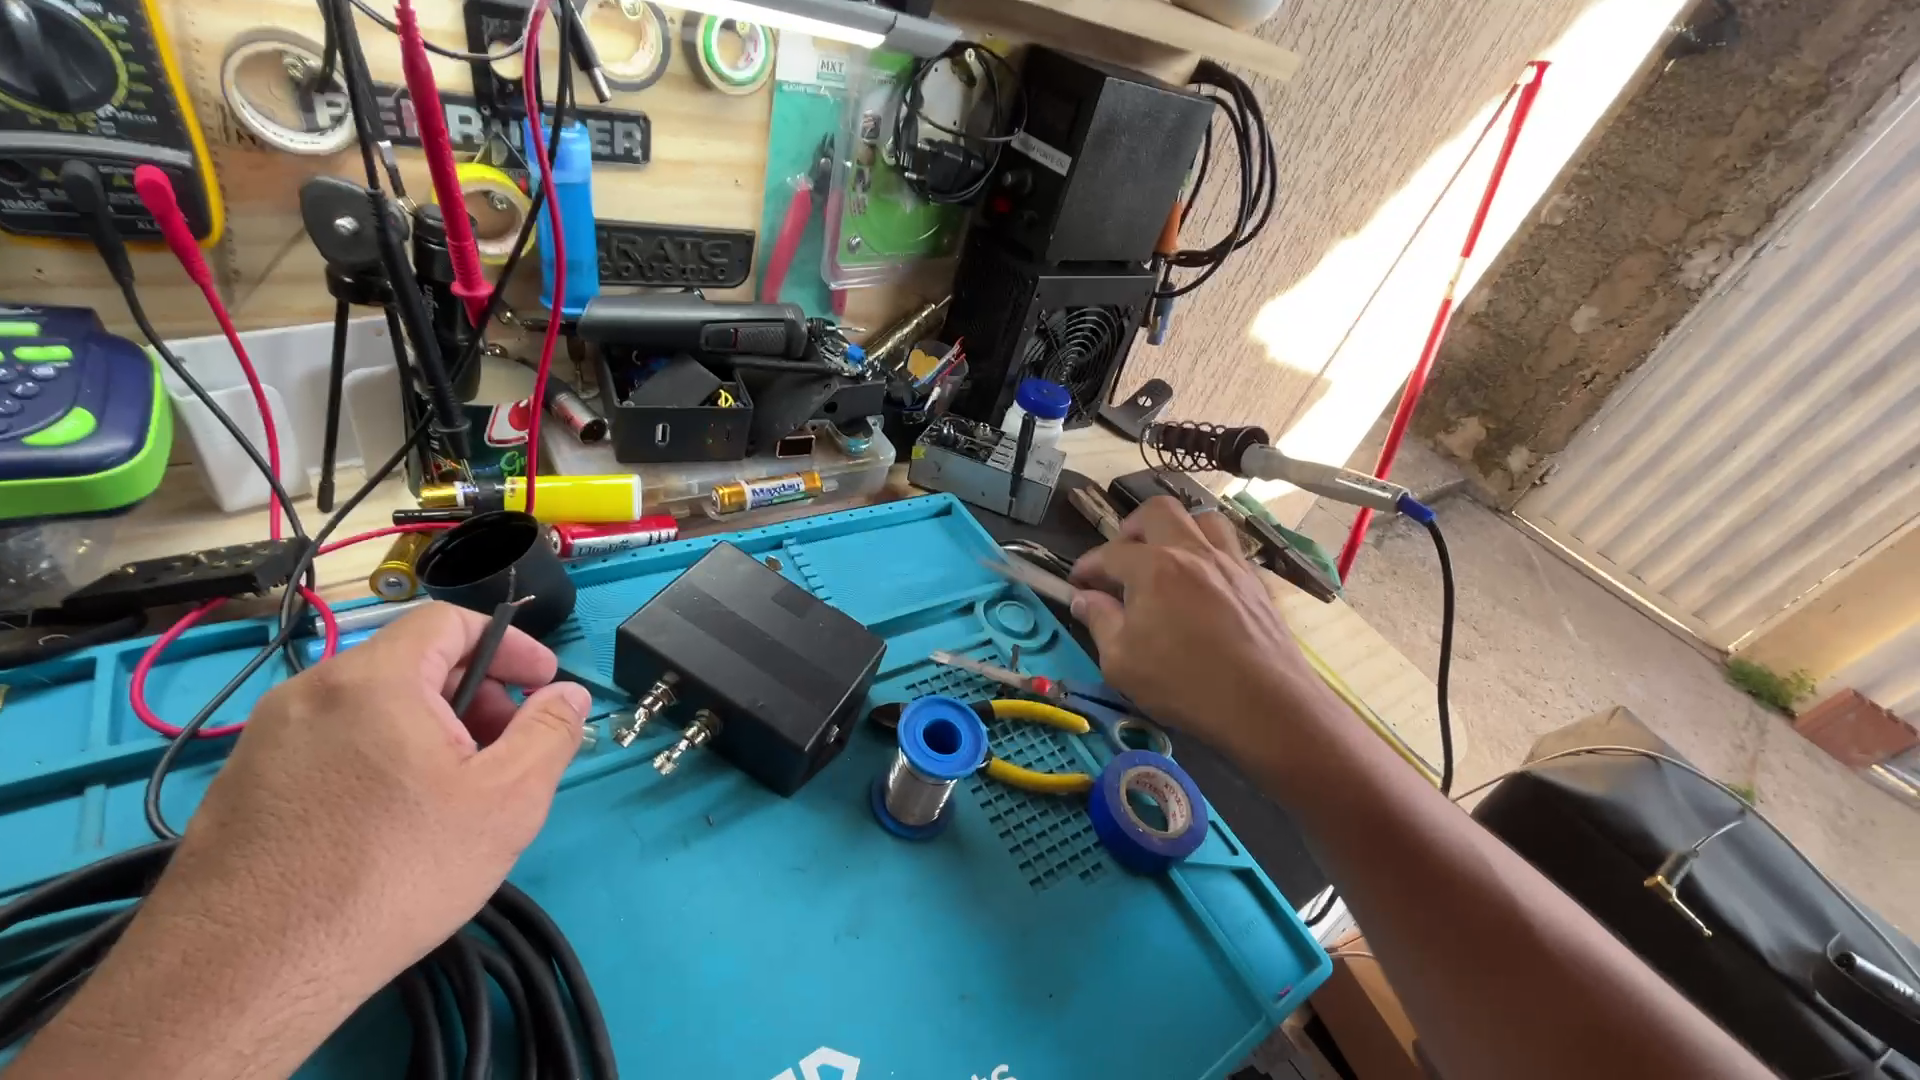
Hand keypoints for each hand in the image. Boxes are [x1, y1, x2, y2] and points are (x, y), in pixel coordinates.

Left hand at [152, 601, 590, 1001]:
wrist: (242, 980)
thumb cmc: (395, 872)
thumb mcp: (508, 800)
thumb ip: (551, 732)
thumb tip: (568, 695)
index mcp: (373, 680)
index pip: (448, 620)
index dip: (509, 643)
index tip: (542, 685)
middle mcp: (309, 693)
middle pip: (412, 664)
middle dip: (476, 694)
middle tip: (506, 748)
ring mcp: (266, 741)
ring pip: (372, 707)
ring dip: (431, 728)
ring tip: (456, 792)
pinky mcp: (242, 787)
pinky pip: (333, 744)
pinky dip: (381, 756)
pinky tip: (397, 821)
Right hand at [1069, 496, 1327, 762]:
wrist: (1264, 703)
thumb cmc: (1184, 684)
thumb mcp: (1121, 662)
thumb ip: (1099, 621)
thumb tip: (1084, 599)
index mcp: (1153, 567)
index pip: (1109, 553)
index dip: (1087, 566)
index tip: (1076, 583)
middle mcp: (1191, 552)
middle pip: (1157, 512)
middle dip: (1130, 528)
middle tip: (1121, 557)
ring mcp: (1229, 562)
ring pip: (1201, 518)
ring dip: (1175, 529)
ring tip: (1164, 556)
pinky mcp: (1255, 581)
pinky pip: (1228, 545)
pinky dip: (1207, 551)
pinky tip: (1200, 580)